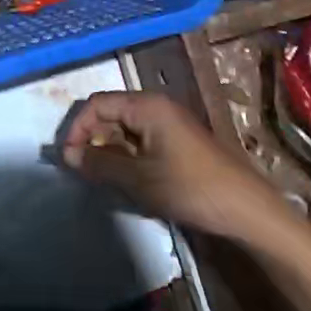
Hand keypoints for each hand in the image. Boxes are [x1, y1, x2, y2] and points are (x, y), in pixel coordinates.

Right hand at [62, 91, 289, 240]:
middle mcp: (157, 106)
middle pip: (111, 112)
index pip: (97, 103)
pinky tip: (128, 181)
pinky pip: (142, 139)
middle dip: (92, 139)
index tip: (68, 159)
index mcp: (147, 105)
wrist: (243, 207)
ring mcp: (169, 122)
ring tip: (104, 180)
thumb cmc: (189, 187)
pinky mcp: (178, 140)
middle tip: (83, 172)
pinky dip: (128, 156)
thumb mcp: (138, 178)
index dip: (78, 127)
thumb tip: (67, 153)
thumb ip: (100, 163)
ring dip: (110, 150)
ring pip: (126, 128)